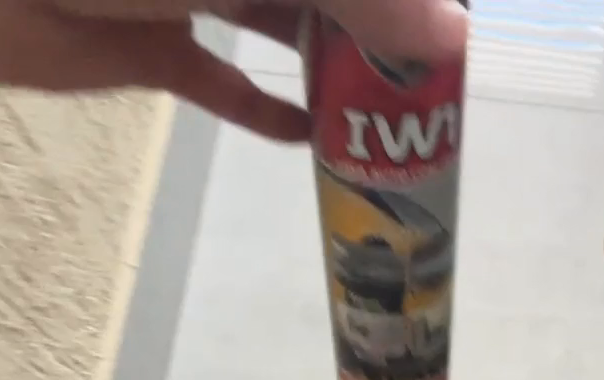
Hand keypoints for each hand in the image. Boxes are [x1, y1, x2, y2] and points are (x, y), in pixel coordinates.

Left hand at [0, 0, 467, 139]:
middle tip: (428, 97)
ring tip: (386, 126)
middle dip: (376, 42)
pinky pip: (223, 83)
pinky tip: (310, 141)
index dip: (403, 5)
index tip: (443, 44)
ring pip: (286, 31)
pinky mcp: (152, 44)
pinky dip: (264, 112)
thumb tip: (450, 29)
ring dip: (334, 77)